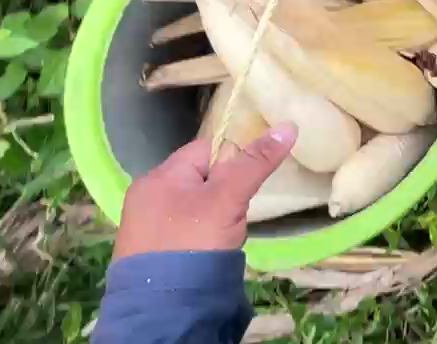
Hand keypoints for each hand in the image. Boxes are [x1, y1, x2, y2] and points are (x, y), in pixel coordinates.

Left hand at [111, 123, 297, 261]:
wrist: (164, 309)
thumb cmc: (193, 240)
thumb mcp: (229, 196)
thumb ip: (256, 161)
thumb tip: (288, 126)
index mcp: (158, 178)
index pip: (207, 148)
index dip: (235, 155)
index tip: (251, 174)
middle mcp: (148, 197)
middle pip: (205, 175)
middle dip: (229, 187)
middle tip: (239, 204)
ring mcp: (150, 226)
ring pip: (201, 201)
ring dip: (220, 210)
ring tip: (227, 228)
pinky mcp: (156, 249)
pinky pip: (191, 225)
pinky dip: (207, 230)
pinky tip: (214, 243)